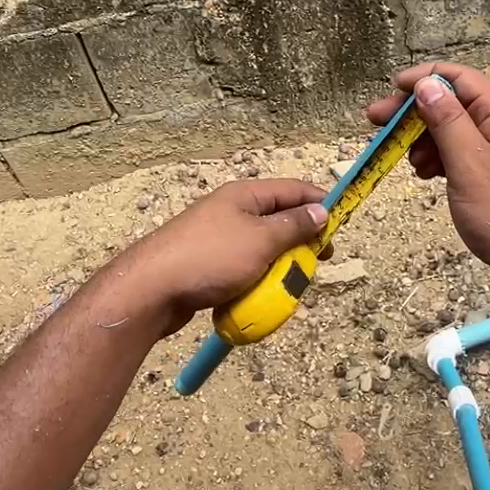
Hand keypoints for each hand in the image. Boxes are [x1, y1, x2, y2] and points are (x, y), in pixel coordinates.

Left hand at [105, 179, 327, 336]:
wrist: (149, 291)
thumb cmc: (209, 259)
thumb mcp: (261, 240)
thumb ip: (294, 226)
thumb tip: (322, 211)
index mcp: (246, 195)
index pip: (293, 190)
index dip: (320, 203)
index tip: (340, 225)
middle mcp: (233, 211)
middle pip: (279, 220)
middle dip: (301, 242)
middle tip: (316, 263)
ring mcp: (219, 239)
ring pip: (263, 249)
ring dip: (279, 267)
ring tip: (288, 286)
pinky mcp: (209, 266)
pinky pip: (244, 270)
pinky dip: (257, 282)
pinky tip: (259, 299)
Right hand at [365, 63, 489, 286]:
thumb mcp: (469, 164)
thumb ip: (447, 121)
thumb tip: (427, 84)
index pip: (459, 78)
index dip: (424, 78)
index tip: (391, 89)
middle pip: (452, 103)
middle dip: (414, 112)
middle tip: (377, 123)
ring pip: (452, 130)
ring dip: (423, 139)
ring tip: (407, 162)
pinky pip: (459, 154)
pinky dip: (438, 159)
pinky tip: (424, 175)